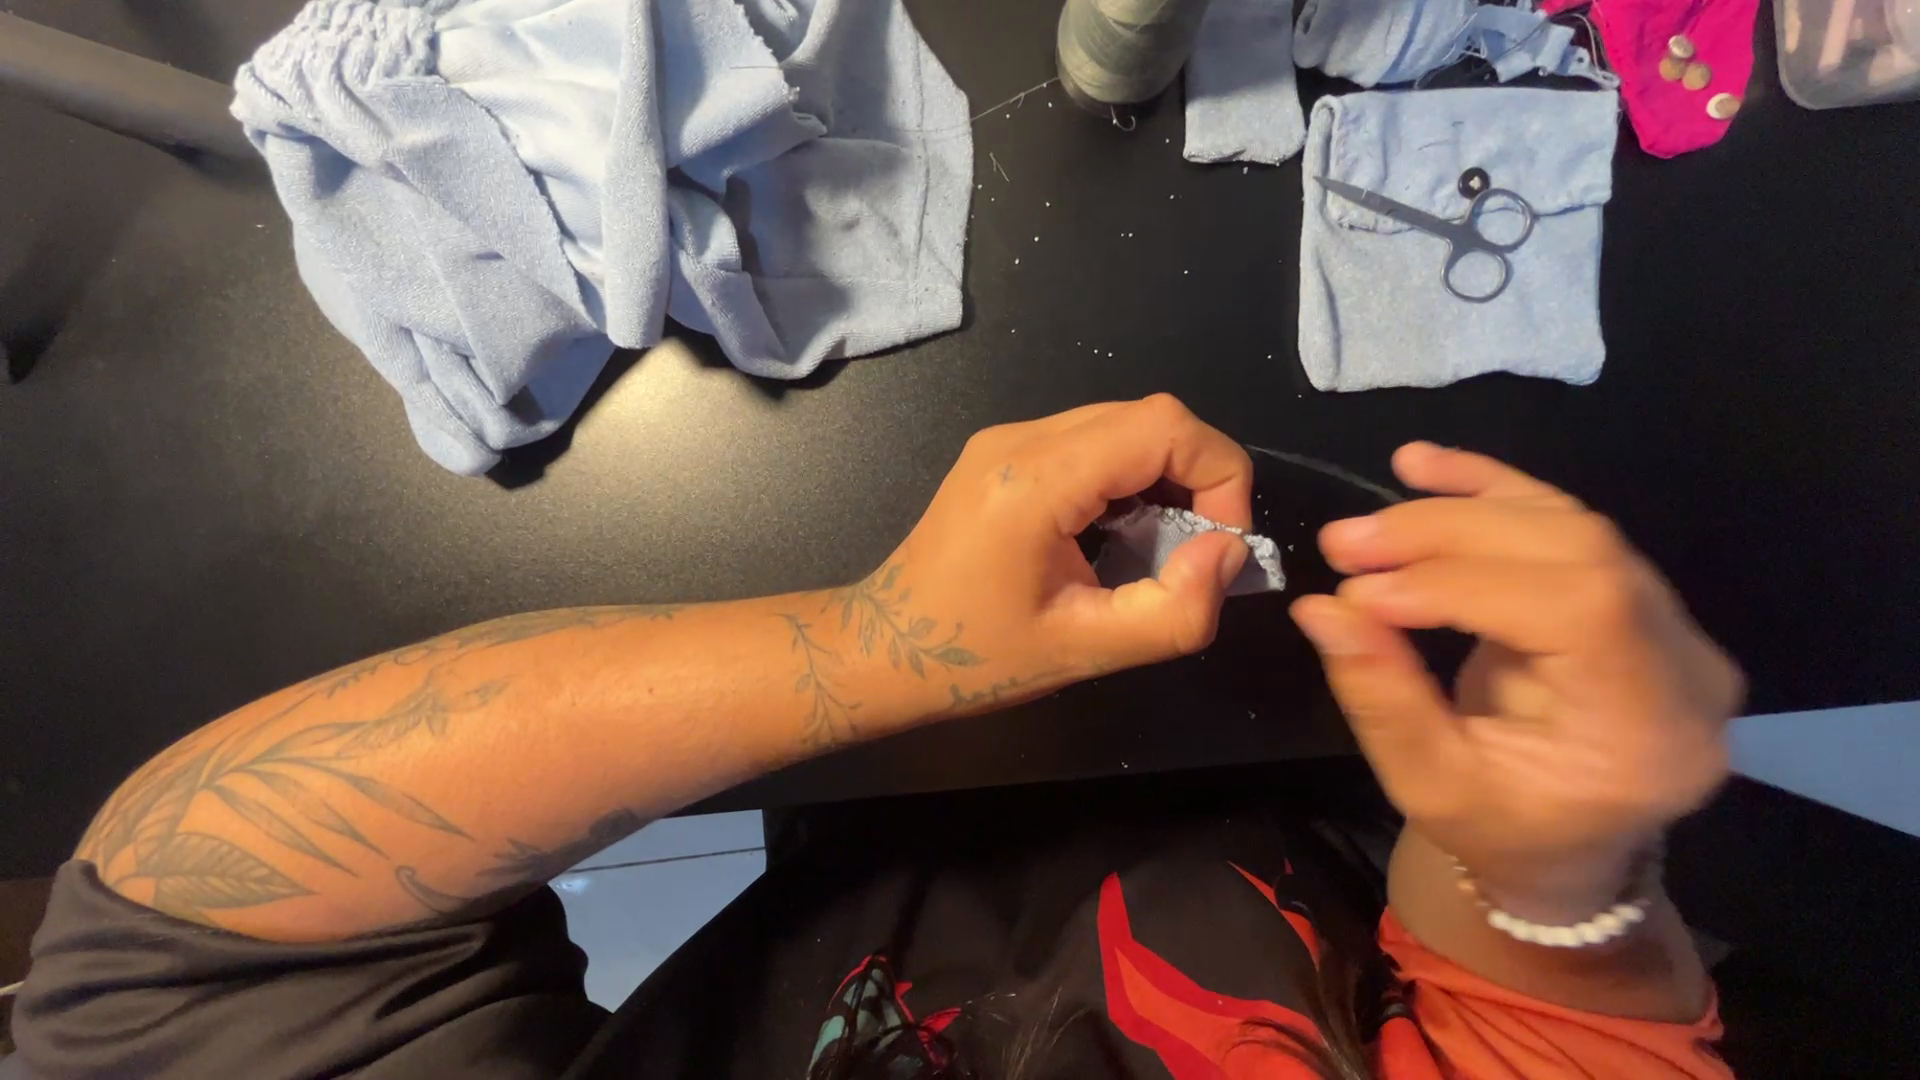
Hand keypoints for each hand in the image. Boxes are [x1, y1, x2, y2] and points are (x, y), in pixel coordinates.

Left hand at [883, 395, 1253, 711]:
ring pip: (1120, 425)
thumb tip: (1228, 552)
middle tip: (1192, 551)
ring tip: (1155, 547)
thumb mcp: (1086, 650)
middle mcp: (1019, 439)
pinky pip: (1087, 441)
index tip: (1219, 545)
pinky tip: (1115, 533)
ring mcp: (1005, 440)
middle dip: (1196, 478)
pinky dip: (1125, 477)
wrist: (886, 646)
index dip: (1219, 475)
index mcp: (1036, 480)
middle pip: (1147, 418)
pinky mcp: (1000, 453)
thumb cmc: (977, 657)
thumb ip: (1177, 610)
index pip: (1164, 426)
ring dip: (1161, 478)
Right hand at [1290, 443, 1743, 920]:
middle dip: (1445, 533)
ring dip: (1451, 507)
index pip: (1575, 612)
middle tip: (1341, 544)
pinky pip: (1556, 521)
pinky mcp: (1622, 594)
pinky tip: (1418, 464)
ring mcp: (1663, 621)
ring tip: (1360, 526)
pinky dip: (1482, 486)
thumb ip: (1380, 696)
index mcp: (1647, 728)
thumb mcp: (1426, 784)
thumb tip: (1319, 608)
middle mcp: (1681, 662)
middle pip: (1576, 548)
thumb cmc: (1497, 829)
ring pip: (1565, 523)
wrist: (1563, 846)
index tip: (1360, 594)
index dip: (1459, 584)